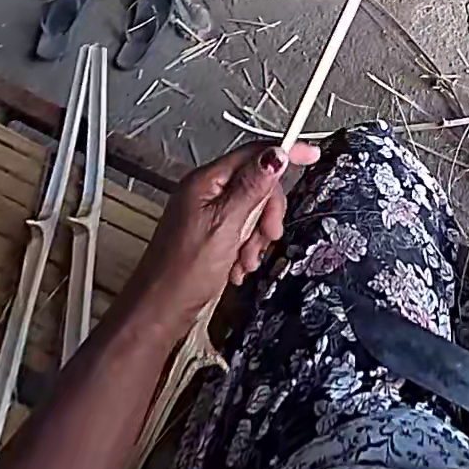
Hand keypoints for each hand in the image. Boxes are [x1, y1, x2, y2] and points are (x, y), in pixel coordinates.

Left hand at [120, 143, 288, 333]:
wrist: (158, 316)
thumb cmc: (181, 274)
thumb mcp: (226, 226)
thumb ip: (252, 188)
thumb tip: (276, 155)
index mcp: (206, 182)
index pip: (254, 154)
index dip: (285, 152)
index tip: (310, 153)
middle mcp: (206, 192)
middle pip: (258, 183)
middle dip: (268, 211)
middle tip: (268, 234)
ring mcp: (208, 212)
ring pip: (254, 208)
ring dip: (257, 234)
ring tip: (247, 257)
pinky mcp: (211, 231)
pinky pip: (244, 228)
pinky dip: (248, 246)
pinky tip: (239, 263)